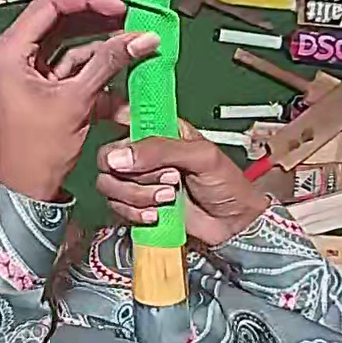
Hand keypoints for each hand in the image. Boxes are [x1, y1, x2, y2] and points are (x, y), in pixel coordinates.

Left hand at [0, 0, 159, 201]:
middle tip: (128, 17)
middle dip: (97, 18)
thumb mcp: (76, 102)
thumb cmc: (35, 152)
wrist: (27, 189)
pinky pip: (70, 66)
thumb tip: (140, 39)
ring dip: (99, 42)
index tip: (118, 5)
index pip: (50, 5)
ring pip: (68, 43)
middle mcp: (14, 56)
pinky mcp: (42, 87)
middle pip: (59, 20)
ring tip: (130, 38)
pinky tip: (120, 63)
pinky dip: (94, 65)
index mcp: (9, 52)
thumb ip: (109, 64)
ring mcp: (28, 71)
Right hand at [97, 136, 270, 245]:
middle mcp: (144, 154)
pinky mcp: (137, 206)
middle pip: (108, 158)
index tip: (123, 144)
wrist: (233, 225)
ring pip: (109, 185)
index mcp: (160, 130)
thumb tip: (117, 157)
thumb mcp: (201, 156)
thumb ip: (159, 150)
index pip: (123, 117)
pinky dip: (135, 213)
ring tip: (170, 197)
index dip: (113, 125)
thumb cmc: (226, 184)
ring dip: (138, 195)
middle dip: (136, 174)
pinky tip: (157, 215)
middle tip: (170, 178)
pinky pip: (116, 208)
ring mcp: (139, 182)